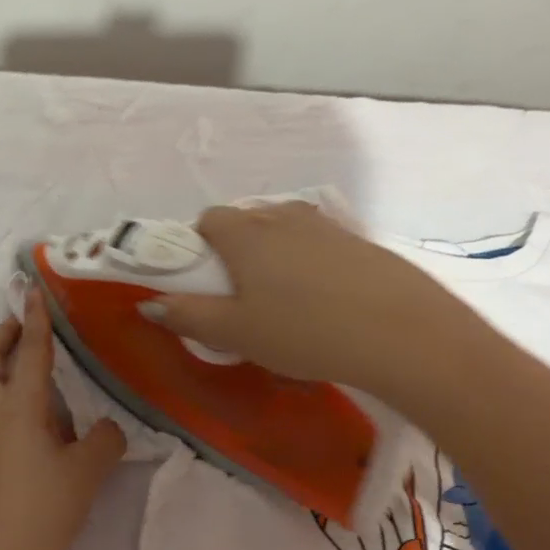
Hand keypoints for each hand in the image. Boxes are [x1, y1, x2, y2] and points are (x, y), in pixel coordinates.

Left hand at [0, 288, 125, 549]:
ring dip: (8, 368)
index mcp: (19, 407)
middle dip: (5, 336)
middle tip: (28, 323)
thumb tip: (109, 427)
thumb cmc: (43, 511)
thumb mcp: (87, 472)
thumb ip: (106, 439)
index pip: (30, 351)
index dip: (36, 318)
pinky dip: (10, 398)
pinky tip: (42, 420)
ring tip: (43, 371)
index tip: (33, 288)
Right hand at [147, 201, 450, 388]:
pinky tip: (324, 306)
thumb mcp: (235, 333)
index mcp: (246, 233)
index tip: (205, 284)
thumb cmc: (303, 331)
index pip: (207, 220)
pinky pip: (320, 247)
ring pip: (286, 233)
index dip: (198, 247)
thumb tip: (148, 302)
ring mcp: (327, 226)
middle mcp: (284, 217)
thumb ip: (187, 315)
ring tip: (284, 304)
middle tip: (242, 300)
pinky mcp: (362, 243)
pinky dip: (311, 267)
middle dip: (235, 252)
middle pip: (247, 222)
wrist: (401, 333)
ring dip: (275, 258)